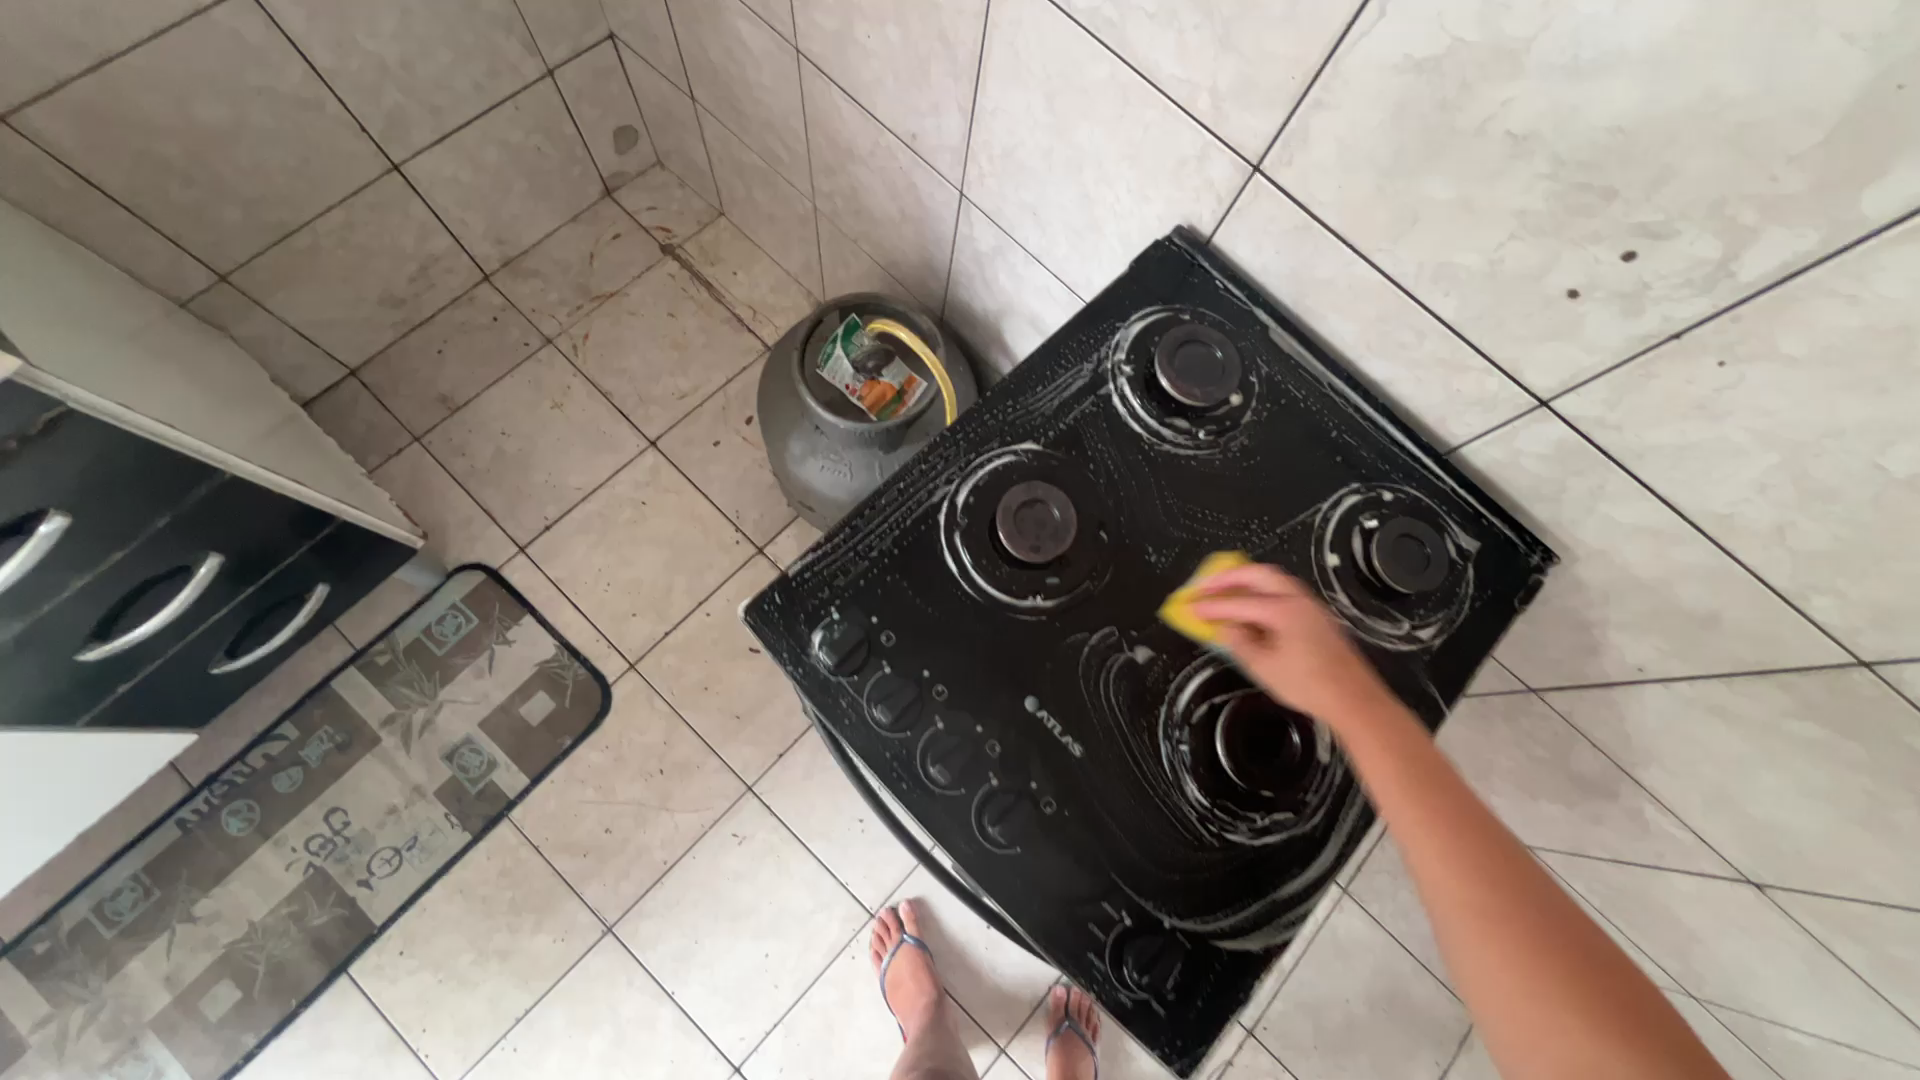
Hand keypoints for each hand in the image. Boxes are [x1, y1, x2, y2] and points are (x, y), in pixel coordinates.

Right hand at [1187, 563, 1397, 728]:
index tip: (1190, 606)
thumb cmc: (1309, 686)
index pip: (1237, 602)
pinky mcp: (1317, 616)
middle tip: (1205, 586)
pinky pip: (1284, 592)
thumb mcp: (1263, 667)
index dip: (1210, 605)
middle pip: (1257, 574)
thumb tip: (1227, 628)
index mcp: (1282, 610)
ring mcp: (1310, 606)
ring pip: (1273, 580)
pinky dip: (1262, 592)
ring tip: (1225, 591)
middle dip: (1227, 577)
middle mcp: (1298, 600)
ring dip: (1246, 581)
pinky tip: (1253, 607)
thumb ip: (1240, 642)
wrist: (1354, 699)